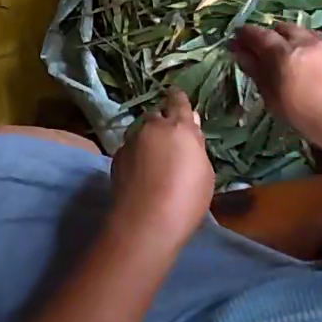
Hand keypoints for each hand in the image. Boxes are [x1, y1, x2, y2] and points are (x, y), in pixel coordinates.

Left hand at [109, 89, 214, 245]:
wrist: (146, 223)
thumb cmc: (186, 198)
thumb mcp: (205, 172)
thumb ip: (196, 145)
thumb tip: (191, 126)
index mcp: (179, 127)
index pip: (178, 102)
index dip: (178, 100)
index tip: (177, 97)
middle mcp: (153, 128)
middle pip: (157, 116)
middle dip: (163, 123)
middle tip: (170, 140)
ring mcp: (131, 142)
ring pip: (141, 132)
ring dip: (148, 139)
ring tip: (154, 159)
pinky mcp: (116, 159)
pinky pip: (130, 149)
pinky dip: (136, 155)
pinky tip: (141, 173)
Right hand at [231, 23, 321, 160]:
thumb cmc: (316, 121)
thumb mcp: (279, 103)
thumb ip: (260, 76)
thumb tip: (244, 56)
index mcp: (283, 55)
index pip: (258, 36)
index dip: (246, 35)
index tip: (238, 38)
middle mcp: (306, 41)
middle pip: (284, 29)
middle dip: (272, 35)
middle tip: (267, 49)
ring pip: (307, 33)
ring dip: (297, 40)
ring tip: (297, 55)